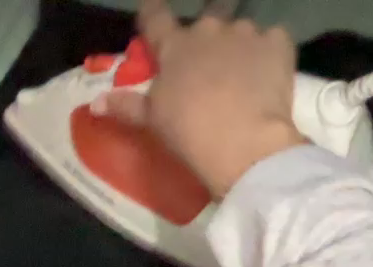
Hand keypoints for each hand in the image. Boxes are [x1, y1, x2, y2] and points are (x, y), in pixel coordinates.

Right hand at [92, 0, 306, 197]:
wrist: (243, 144)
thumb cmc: (189, 133)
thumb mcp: (153, 122)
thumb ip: (126, 107)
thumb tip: (95, 104)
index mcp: (174, 47)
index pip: (156, 17)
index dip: (152, 15)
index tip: (151, 17)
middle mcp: (209, 29)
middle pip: (205, 21)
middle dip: (204, 38)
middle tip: (208, 68)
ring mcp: (245, 33)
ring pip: (240, 32)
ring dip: (238, 47)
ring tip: (241, 77)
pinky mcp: (277, 44)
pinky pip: (272, 40)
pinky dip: (268, 54)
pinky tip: (267, 77)